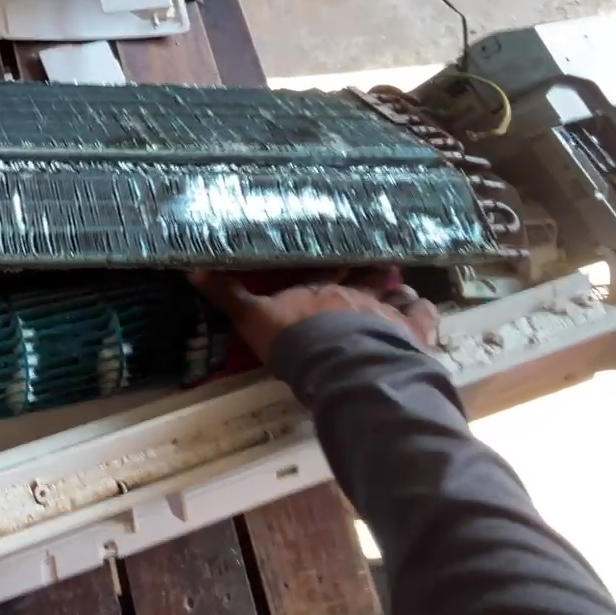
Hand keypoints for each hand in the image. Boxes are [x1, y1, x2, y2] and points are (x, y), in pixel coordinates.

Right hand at [190, 267, 438, 361]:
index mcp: (317, 287)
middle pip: (366, 273)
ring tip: (399, 288)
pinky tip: (423, 308)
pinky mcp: (412, 333)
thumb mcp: (252, 318)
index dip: (332, 256)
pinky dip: (425, 311)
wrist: (343, 369)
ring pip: (398, 291)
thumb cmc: (295, 340)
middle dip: (370, 267)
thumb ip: (226, 294)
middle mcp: (354, 293)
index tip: (338, 245)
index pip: (325, 264)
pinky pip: (425, 316)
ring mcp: (386, 311)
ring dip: (398, 289)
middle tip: (377, 260)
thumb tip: (190, 268)